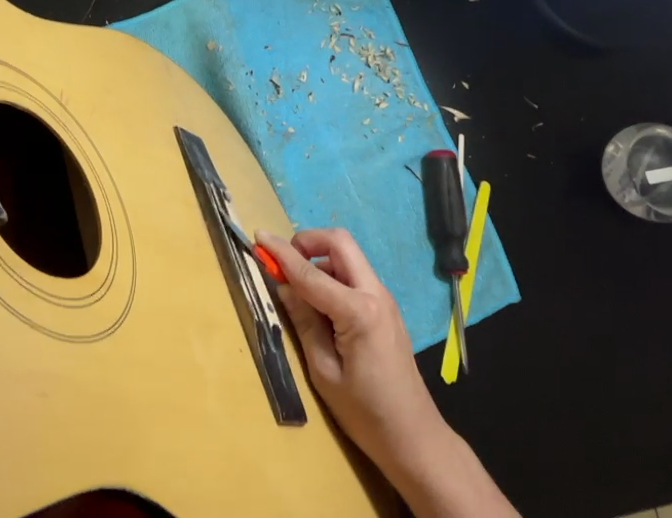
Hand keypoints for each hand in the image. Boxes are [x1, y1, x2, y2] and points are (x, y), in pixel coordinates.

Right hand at [254, 228, 443, 467]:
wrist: (412, 435)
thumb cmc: (364, 411)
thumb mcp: (323, 371)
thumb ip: (304, 322)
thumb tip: (284, 286)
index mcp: (358, 310)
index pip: (311, 272)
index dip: (282, 253)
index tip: (259, 237)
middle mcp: (375, 293)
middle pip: (340, 243)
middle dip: (307, 242)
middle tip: (282, 262)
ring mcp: (384, 298)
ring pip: (348, 256)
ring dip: (320, 258)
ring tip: (296, 289)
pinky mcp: (384, 308)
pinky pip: (354, 275)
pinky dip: (332, 274)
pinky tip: (317, 303)